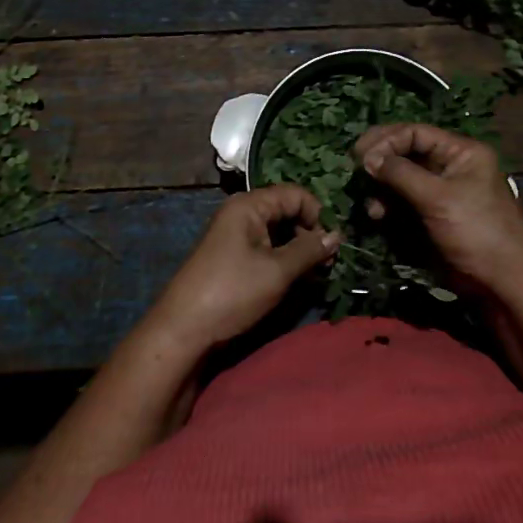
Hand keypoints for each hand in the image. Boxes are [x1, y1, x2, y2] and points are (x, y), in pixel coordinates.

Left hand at [145, 185, 338, 351]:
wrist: (185, 327)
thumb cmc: (232, 292)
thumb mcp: (277, 271)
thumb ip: (309, 250)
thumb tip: (337, 235)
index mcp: (248, 205)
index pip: (295, 194)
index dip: (318, 215)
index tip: (333, 245)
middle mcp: (241, 213)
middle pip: (287, 211)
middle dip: (310, 233)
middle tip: (328, 263)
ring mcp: (236, 235)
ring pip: (278, 232)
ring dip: (299, 250)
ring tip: (317, 274)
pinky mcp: (234, 256)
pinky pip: (267, 247)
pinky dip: (284, 259)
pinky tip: (298, 279)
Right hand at [355, 124, 522, 287]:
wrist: (500, 282)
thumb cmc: (476, 232)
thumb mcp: (438, 198)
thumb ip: (401, 173)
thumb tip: (368, 158)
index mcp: (462, 153)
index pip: (415, 133)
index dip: (385, 140)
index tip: (360, 156)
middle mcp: (450, 165)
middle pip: (406, 151)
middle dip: (380, 161)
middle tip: (355, 169)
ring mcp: (440, 190)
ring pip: (401, 176)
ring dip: (381, 186)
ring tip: (371, 203)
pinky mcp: (432, 213)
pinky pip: (403, 199)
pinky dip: (388, 204)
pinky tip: (377, 215)